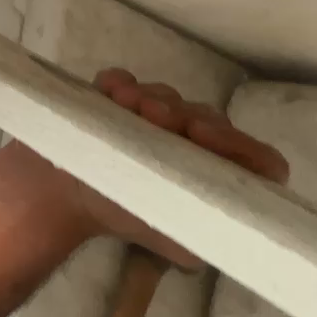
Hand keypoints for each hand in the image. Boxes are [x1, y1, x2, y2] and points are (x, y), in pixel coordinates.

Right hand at [60, 69, 291, 268]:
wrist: (57, 192)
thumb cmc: (118, 214)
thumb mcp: (170, 237)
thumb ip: (201, 226)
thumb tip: (220, 211)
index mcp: (217, 180)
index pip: (258, 160)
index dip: (237, 144)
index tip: (197, 134)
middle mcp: (193, 145)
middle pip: (208, 118)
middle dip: (181, 112)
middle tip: (151, 114)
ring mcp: (152, 118)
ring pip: (168, 96)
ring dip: (149, 95)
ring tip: (123, 102)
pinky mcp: (115, 99)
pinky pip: (125, 79)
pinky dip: (118, 80)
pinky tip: (107, 89)